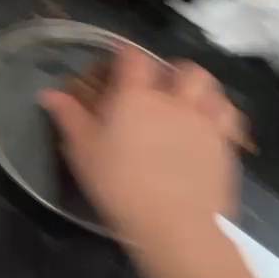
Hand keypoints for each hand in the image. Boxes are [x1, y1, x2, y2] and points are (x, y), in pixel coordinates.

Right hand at [40, 47, 247, 277]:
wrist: (173, 225)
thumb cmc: (118, 182)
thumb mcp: (82, 149)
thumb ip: (68, 116)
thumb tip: (48, 93)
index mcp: (135, 97)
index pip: (133, 59)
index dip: (123, 53)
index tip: (114, 57)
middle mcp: (174, 102)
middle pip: (185, 69)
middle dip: (171, 70)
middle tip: (155, 83)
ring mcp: (205, 124)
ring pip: (214, 90)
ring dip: (200, 89)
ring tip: (186, 100)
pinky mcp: (226, 147)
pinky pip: (230, 118)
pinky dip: (218, 114)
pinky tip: (206, 125)